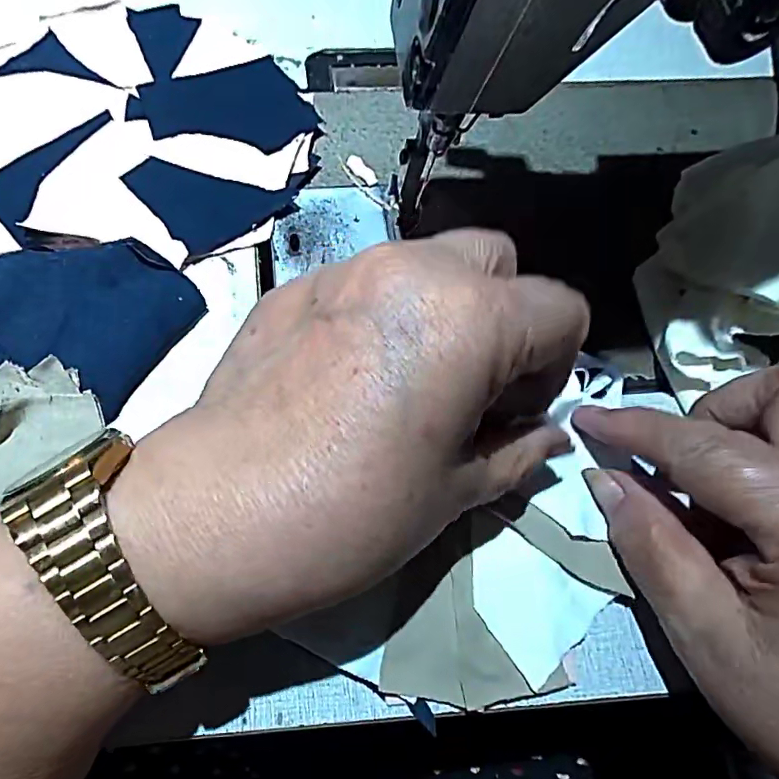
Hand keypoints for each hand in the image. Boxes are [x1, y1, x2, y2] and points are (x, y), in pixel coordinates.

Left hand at [108, 229, 587, 643]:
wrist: (216, 517)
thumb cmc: (352, 514)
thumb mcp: (454, 492)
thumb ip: (518, 452)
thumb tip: (548, 436)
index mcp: (469, 317)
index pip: (562, 309)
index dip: (555, 365)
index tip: (515, 414)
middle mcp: (413, 269)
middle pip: (499, 262)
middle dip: (507, 318)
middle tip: (475, 387)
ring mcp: (346, 269)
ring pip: (432, 261)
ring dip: (447, 310)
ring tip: (414, 380)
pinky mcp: (294, 286)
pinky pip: (368, 280)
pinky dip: (387, 314)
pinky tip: (353, 377)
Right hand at [572, 358, 778, 778]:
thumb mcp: (707, 638)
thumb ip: (651, 545)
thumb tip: (607, 480)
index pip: (712, 448)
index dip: (639, 430)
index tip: (590, 419)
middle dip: (725, 412)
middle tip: (689, 476)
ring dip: (760, 428)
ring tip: (726, 500)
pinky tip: (767, 525)